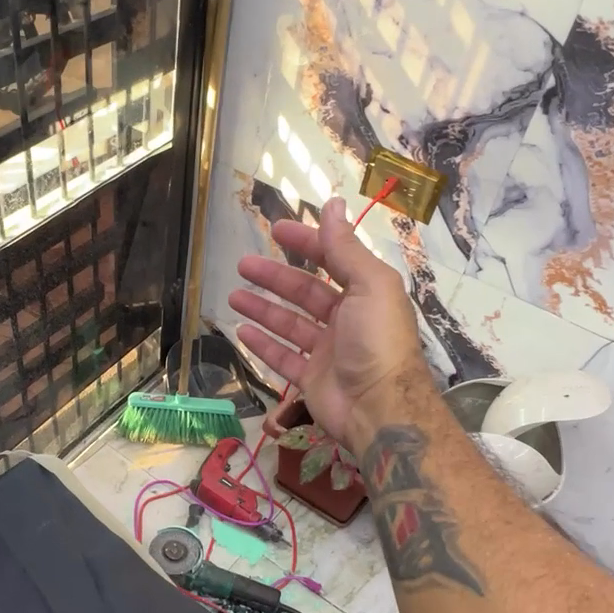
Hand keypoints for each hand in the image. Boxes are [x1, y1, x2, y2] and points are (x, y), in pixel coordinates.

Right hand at [229, 197, 430, 448]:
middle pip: (305, 292)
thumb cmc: (378, 341)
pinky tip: (242, 331)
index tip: (277, 229)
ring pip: (290, 324)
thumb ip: (346, 248)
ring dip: (262, 308)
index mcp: (366, 293)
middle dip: (275, 277)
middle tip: (243, 264)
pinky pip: (284, 357)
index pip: (332, 259)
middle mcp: (348, 319)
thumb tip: (333, 204)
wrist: (380, 408)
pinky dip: (264, 344)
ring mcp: (329, 351)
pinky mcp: (313, 379)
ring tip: (233, 297)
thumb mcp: (369, 285)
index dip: (307, 242)